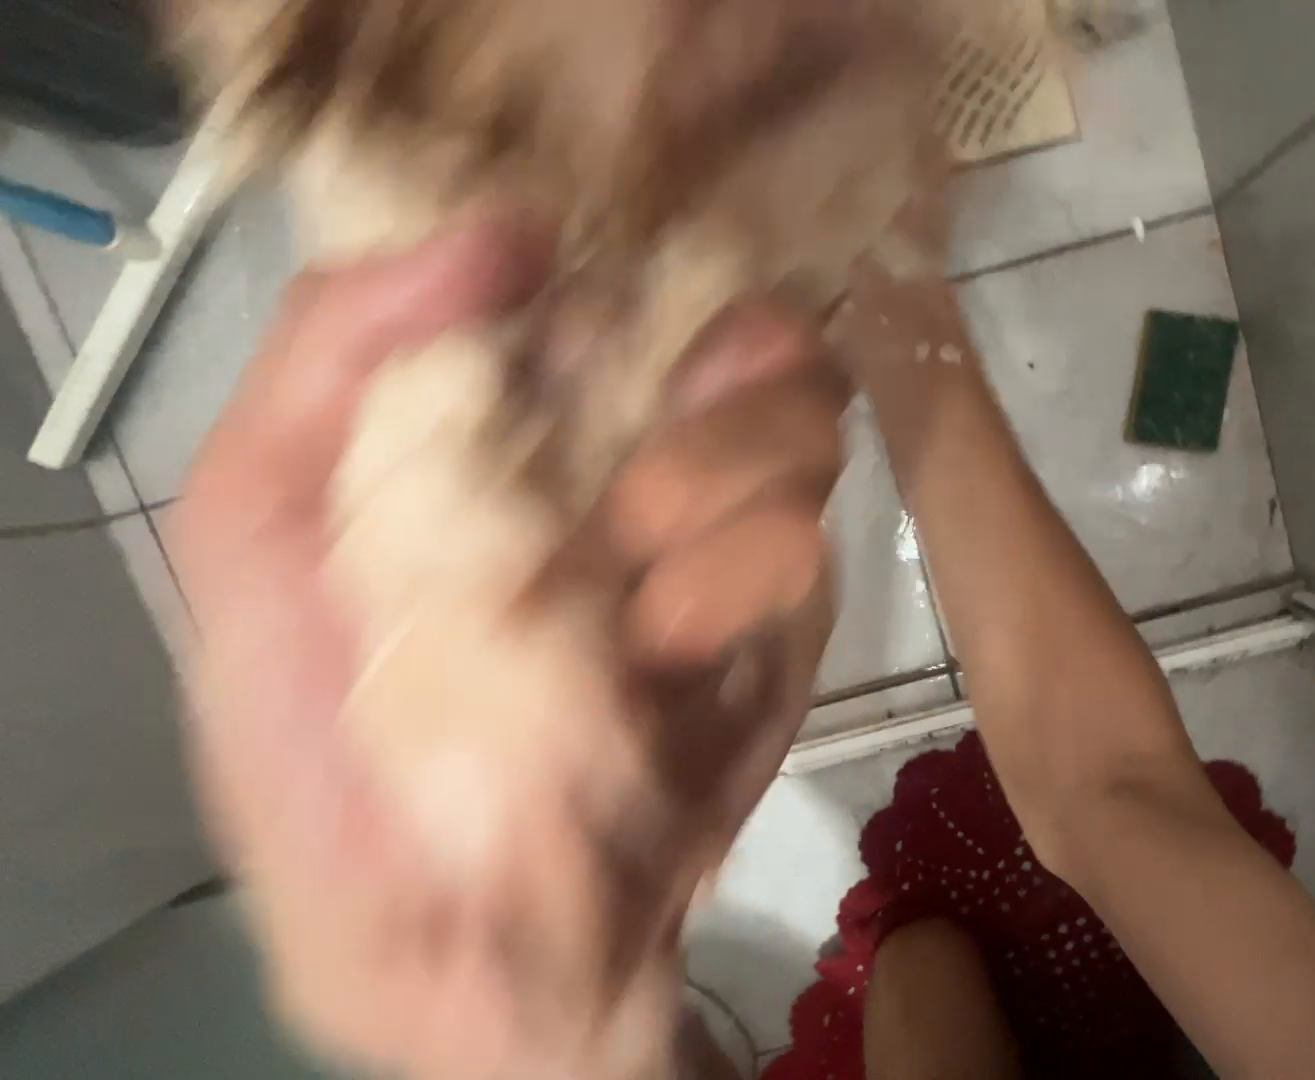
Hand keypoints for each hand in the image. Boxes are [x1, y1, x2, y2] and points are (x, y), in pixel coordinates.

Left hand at [175, 217, 845, 1076]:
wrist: (463, 932)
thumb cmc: (338, 742)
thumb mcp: (264, 540)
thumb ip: (339, 363)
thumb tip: (510, 228)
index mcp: (558, 426)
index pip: (652, 291)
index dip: (652, 270)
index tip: (609, 290)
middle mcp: (670, 464)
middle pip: (773, 345)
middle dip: (723, 390)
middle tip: (638, 490)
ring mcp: (744, 544)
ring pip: (810, 431)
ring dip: (727, 481)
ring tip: (638, 589)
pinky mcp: (796, 629)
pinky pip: (805, 549)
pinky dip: (738, 581)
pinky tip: (671, 645)